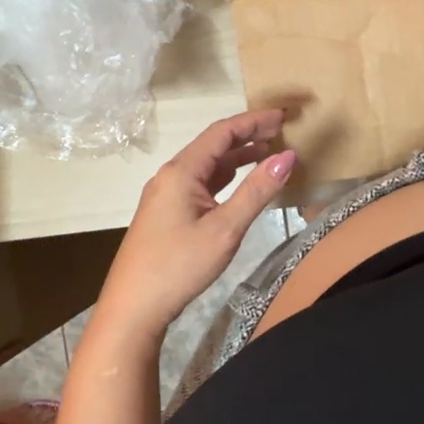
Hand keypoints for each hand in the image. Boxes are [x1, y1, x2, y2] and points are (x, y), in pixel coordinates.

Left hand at [95, 110, 293, 335]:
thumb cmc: (179, 265)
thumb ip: (258, 190)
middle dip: (249, 134)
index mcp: (182, 172)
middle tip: (283, 130)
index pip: (222, 132)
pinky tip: (244, 182)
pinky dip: (228, 176)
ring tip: (271, 152)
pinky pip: (203, 182)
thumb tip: (288, 156)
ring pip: (209, 164)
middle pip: (214, 144)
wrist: (134, 307)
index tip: (284, 116)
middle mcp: (172, 176)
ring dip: (239, 155)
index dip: (254, 121)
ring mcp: (168, 195)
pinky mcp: (169, 212)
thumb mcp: (226, 228)